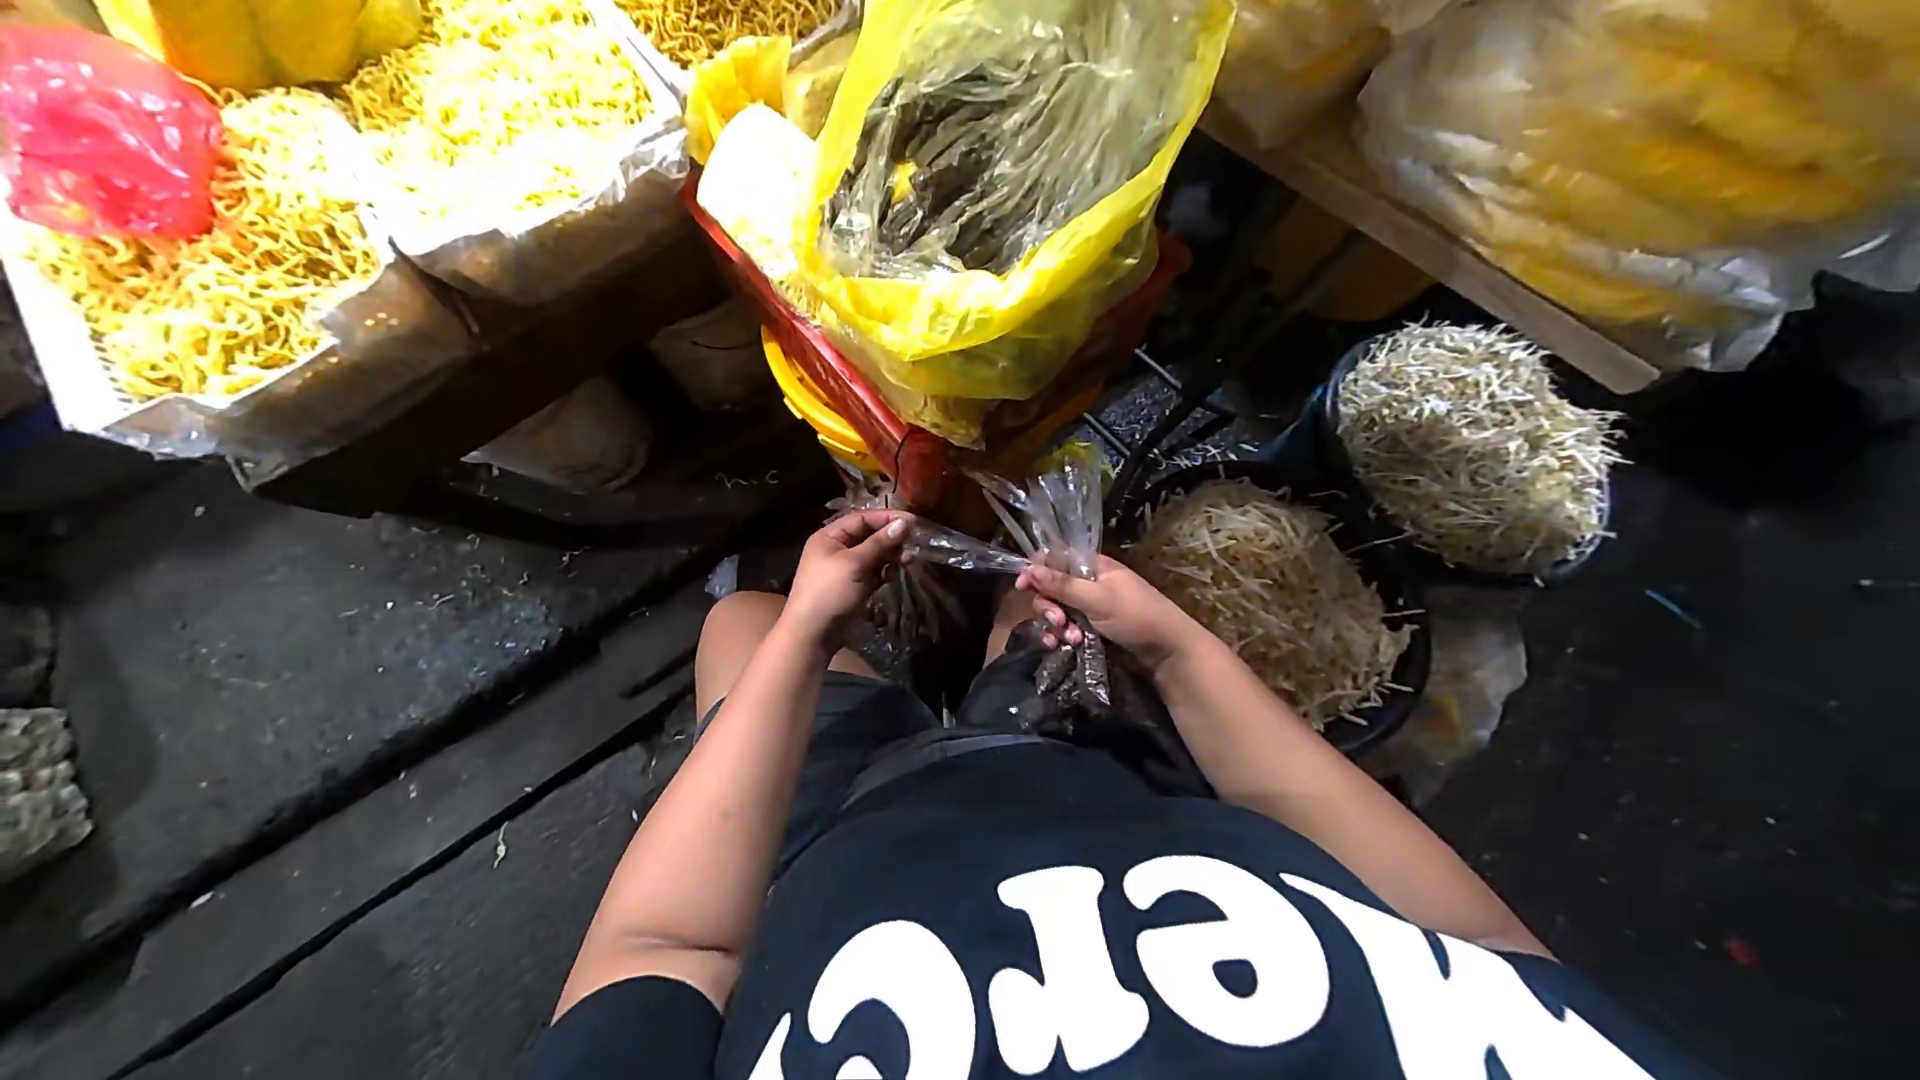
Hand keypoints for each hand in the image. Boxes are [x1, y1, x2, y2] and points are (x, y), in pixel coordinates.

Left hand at [783, 510, 911, 643]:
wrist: (813, 634)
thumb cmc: (830, 592)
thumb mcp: (854, 564)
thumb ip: (879, 543)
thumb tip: (904, 523)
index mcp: (829, 537)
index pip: (862, 518)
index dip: (886, 518)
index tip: (912, 521)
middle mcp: (837, 549)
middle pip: (869, 535)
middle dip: (890, 538)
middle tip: (912, 543)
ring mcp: (846, 568)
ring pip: (874, 554)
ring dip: (890, 556)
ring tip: (905, 561)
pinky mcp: (854, 586)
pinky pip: (873, 572)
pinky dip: (884, 571)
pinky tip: (893, 575)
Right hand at [1016, 555, 1210, 671]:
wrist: (1167, 652)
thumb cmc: (1136, 616)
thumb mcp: (1098, 598)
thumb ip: (1062, 584)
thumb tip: (1029, 567)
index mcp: (1093, 566)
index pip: (1055, 559)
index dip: (1036, 570)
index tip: (1023, 586)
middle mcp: (1088, 584)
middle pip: (1050, 588)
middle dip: (1048, 605)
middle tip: (1057, 621)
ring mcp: (1088, 608)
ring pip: (1056, 611)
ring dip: (1056, 625)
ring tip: (1070, 638)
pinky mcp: (1089, 630)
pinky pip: (1064, 629)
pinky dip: (1061, 637)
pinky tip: (1064, 646)